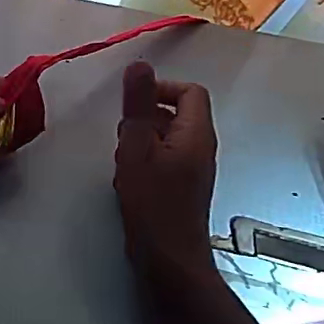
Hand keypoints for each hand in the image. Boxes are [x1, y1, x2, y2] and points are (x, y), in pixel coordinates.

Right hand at [115, 61, 216, 273]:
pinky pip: (164, 158)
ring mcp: (193, 169)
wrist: (168, 258)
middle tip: (123, 135)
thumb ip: (137, 105)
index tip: (133, 103)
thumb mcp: (136, 148)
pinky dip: (145, 159)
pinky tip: (127, 177)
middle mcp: (201, 148)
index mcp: (196, 134)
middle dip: (145, 116)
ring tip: (123, 158)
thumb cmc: (153, 203)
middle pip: (177, 113)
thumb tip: (139, 65)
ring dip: (141, 139)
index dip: (162, 89)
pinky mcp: (182, 187)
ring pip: (167, 137)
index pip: (190, 92)